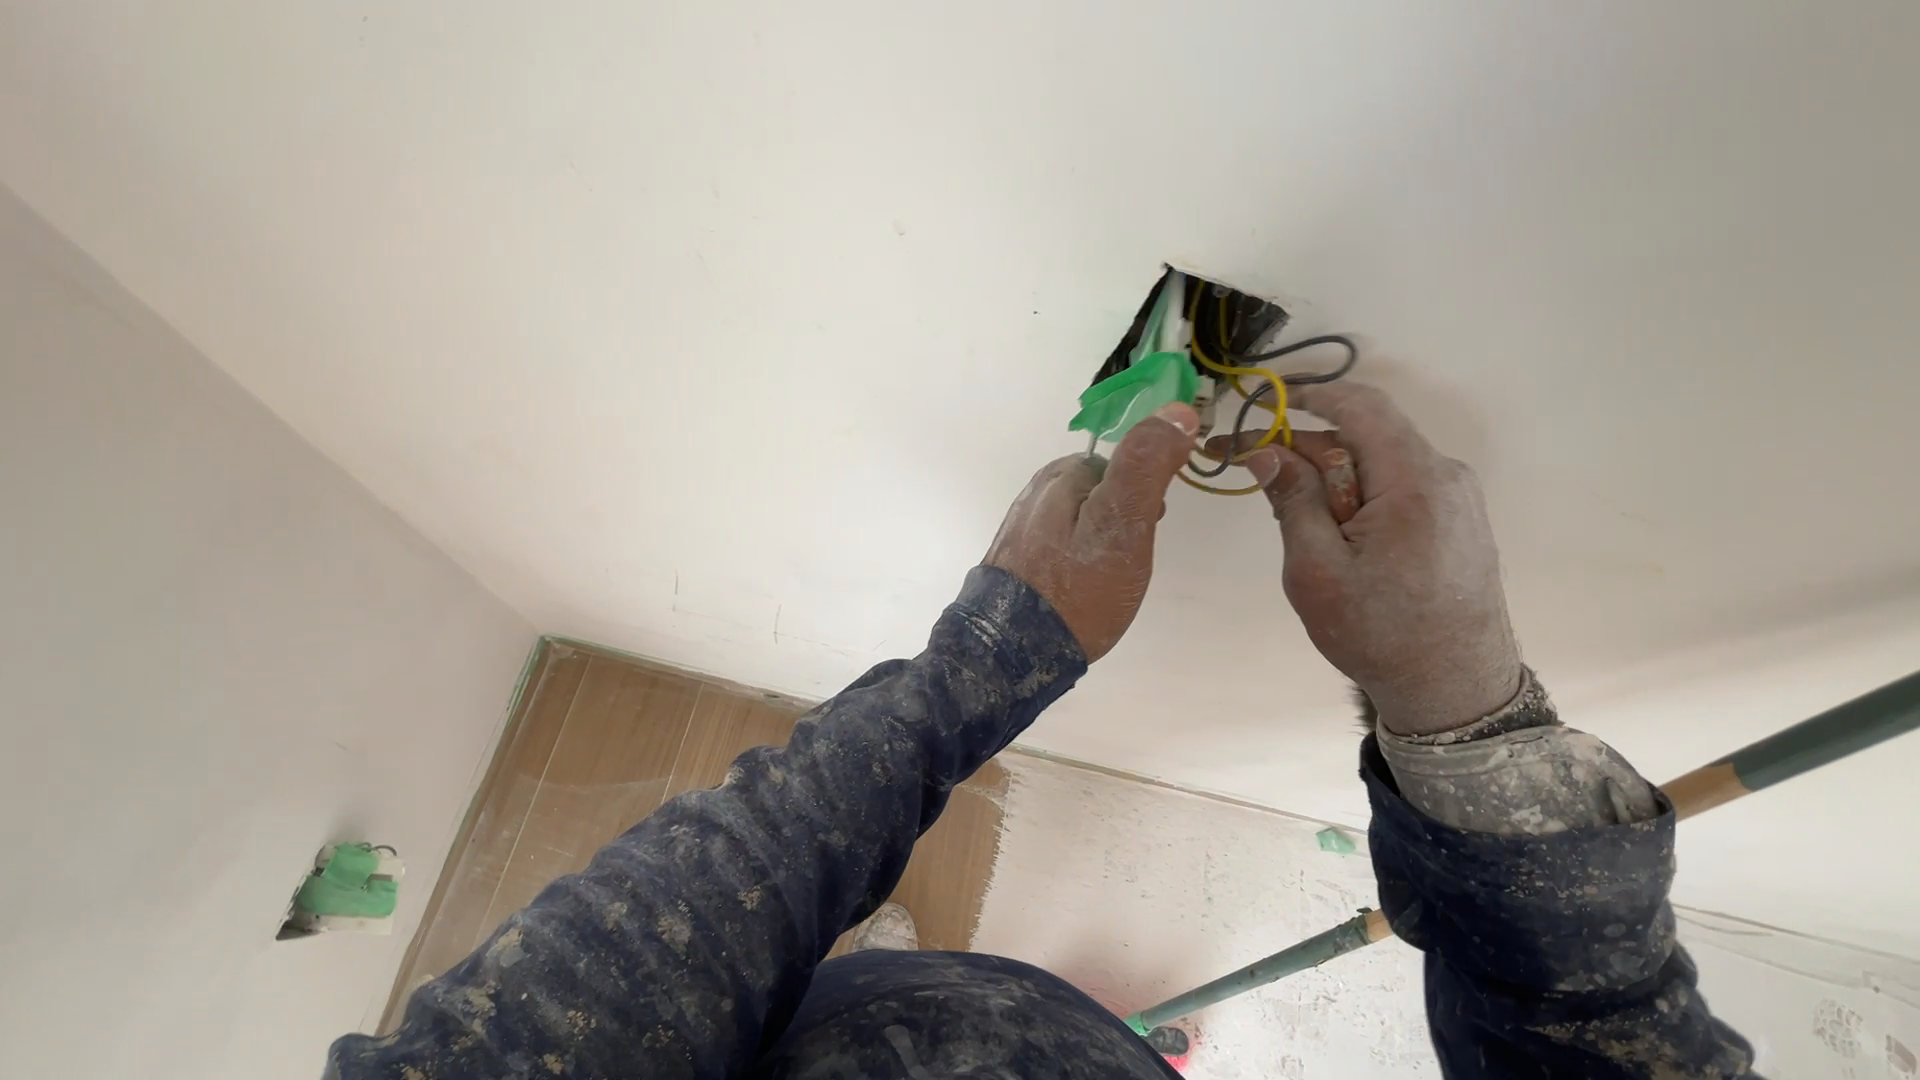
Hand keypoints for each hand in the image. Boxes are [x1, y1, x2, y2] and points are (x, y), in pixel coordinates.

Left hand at [985, 404, 1199, 661]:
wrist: (1014, 652)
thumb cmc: (1078, 589)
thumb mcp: (1123, 525)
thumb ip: (1146, 467)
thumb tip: (1177, 409)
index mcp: (1061, 476)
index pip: (1121, 459)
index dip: (1148, 488)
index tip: (1157, 521)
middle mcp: (1035, 493)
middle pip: (1100, 488)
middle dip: (1124, 515)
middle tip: (1132, 557)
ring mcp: (1021, 526)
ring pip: (1082, 517)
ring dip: (1104, 539)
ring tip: (1110, 578)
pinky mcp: (1016, 557)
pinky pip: (1063, 542)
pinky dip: (1081, 557)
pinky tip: (1083, 585)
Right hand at [1226, 383, 1521, 735]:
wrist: (1454, 689)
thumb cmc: (1378, 631)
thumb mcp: (1317, 569)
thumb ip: (1292, 501)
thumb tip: (1266, 450)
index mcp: (1413, 481)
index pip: (1360, 406)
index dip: (1308, 395)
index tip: (1261, 404)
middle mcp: (1444, 476)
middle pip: (1365, 436)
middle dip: (1305, 448)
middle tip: (1253, 472)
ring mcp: (1457, 499)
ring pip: (1378, 463)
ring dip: (1329, 476)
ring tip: (1293, 517)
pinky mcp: (1457, 521)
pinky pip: (1396, 486)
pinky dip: (1355, 494)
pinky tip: (1332, 532)